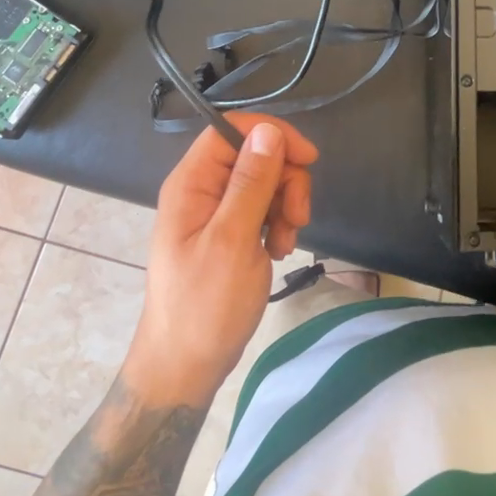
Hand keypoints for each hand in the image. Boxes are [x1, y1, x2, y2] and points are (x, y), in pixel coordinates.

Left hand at [122, 114, 317, 407]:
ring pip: (266, 181)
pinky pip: (264, 208)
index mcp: (192, 183)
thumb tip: (269, 131)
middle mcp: (202, 189)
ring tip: (286, 243)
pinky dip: (279, 224)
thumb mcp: (233, 240)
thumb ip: (251, 182)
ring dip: (285, 206)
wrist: (187, 366)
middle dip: (285, 180)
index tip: (308, 160)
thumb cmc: (205, 304)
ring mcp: (216, 212)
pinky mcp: (230, 232)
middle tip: (296, 218)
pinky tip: (280, 250)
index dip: (273, 135)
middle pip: (256, 154)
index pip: (232, 129)